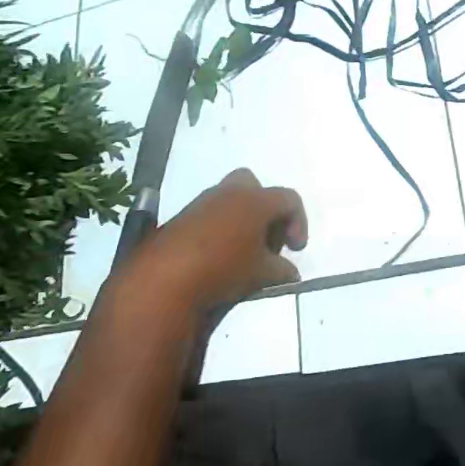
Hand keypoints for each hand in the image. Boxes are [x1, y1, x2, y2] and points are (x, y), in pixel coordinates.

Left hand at [118, 169, 307, 311]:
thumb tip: (290, 272)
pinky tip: (219, 255)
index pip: (289, 199)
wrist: (165, 277)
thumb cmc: (224, 268)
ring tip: (244, 251)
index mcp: (255, 200)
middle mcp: (229, 192)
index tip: (295, 248)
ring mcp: (202, 202)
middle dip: (266, 209)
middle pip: (256, 187)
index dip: (299, 222)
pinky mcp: (181, 216)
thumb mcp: (262, 274)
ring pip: (230, 198)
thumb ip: (282, 270)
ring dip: (242, 218)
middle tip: (267, 240)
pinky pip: (210, 213)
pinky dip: (221, 227)